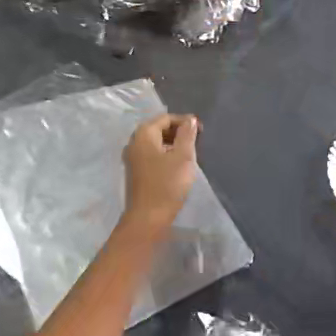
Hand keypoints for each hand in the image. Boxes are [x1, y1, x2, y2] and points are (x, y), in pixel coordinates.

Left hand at [122, 113, 199, 231]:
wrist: (148, 217)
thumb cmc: (168, 184)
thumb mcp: (183, 156)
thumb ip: (187, 135)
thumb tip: (190, 120)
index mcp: (144, 134)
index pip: (166, 118)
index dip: (185, 121)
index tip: (201, 131)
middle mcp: (134, 142)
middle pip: (159, 128)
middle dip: (179, 131)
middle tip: (197, 141)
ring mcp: (133, 158)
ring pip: (156, 142)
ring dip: (173, 144)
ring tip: (190, 153)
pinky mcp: (136, 171)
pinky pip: (153, 154)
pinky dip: (166, 154)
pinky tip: (178, 165)